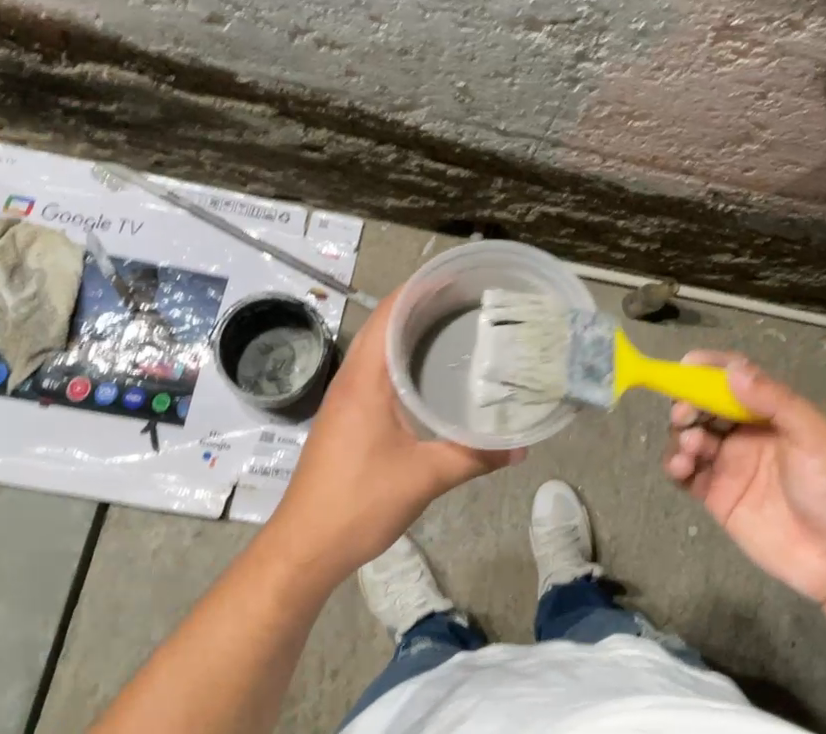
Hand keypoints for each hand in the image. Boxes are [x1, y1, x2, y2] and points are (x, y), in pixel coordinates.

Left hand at [272, 288, 522, 575]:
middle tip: (465, 300)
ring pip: (376, 349)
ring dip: (407, 333)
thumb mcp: (424, 478)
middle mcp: (350, 380)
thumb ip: (473, 457)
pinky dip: (399, 360)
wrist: (305, 546)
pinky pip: (374, 372)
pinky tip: (426, 376)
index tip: (455, 279)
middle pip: (382, 325)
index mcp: (364, 380)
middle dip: (420, 306)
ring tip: (452, 327)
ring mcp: (343, 399)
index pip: (388, 314)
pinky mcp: (344, 418)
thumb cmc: (359, 503)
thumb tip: (520, 448)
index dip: (419, 289)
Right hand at [664, 352, 825, 607]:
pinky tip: (680, 468)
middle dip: (688, 402)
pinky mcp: (718, 497)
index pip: (735, 379)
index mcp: (772, 413)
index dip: (710, 369)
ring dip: (680, 434)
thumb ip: (775, 401)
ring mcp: (731, 465)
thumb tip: (733, 370)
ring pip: (690, 437)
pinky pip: (686, 475)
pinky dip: (675, 465)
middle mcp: (747, 433)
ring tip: (690, 449)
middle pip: (705, 405)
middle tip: (684, 414)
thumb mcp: (816, 436)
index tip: (686, 366)